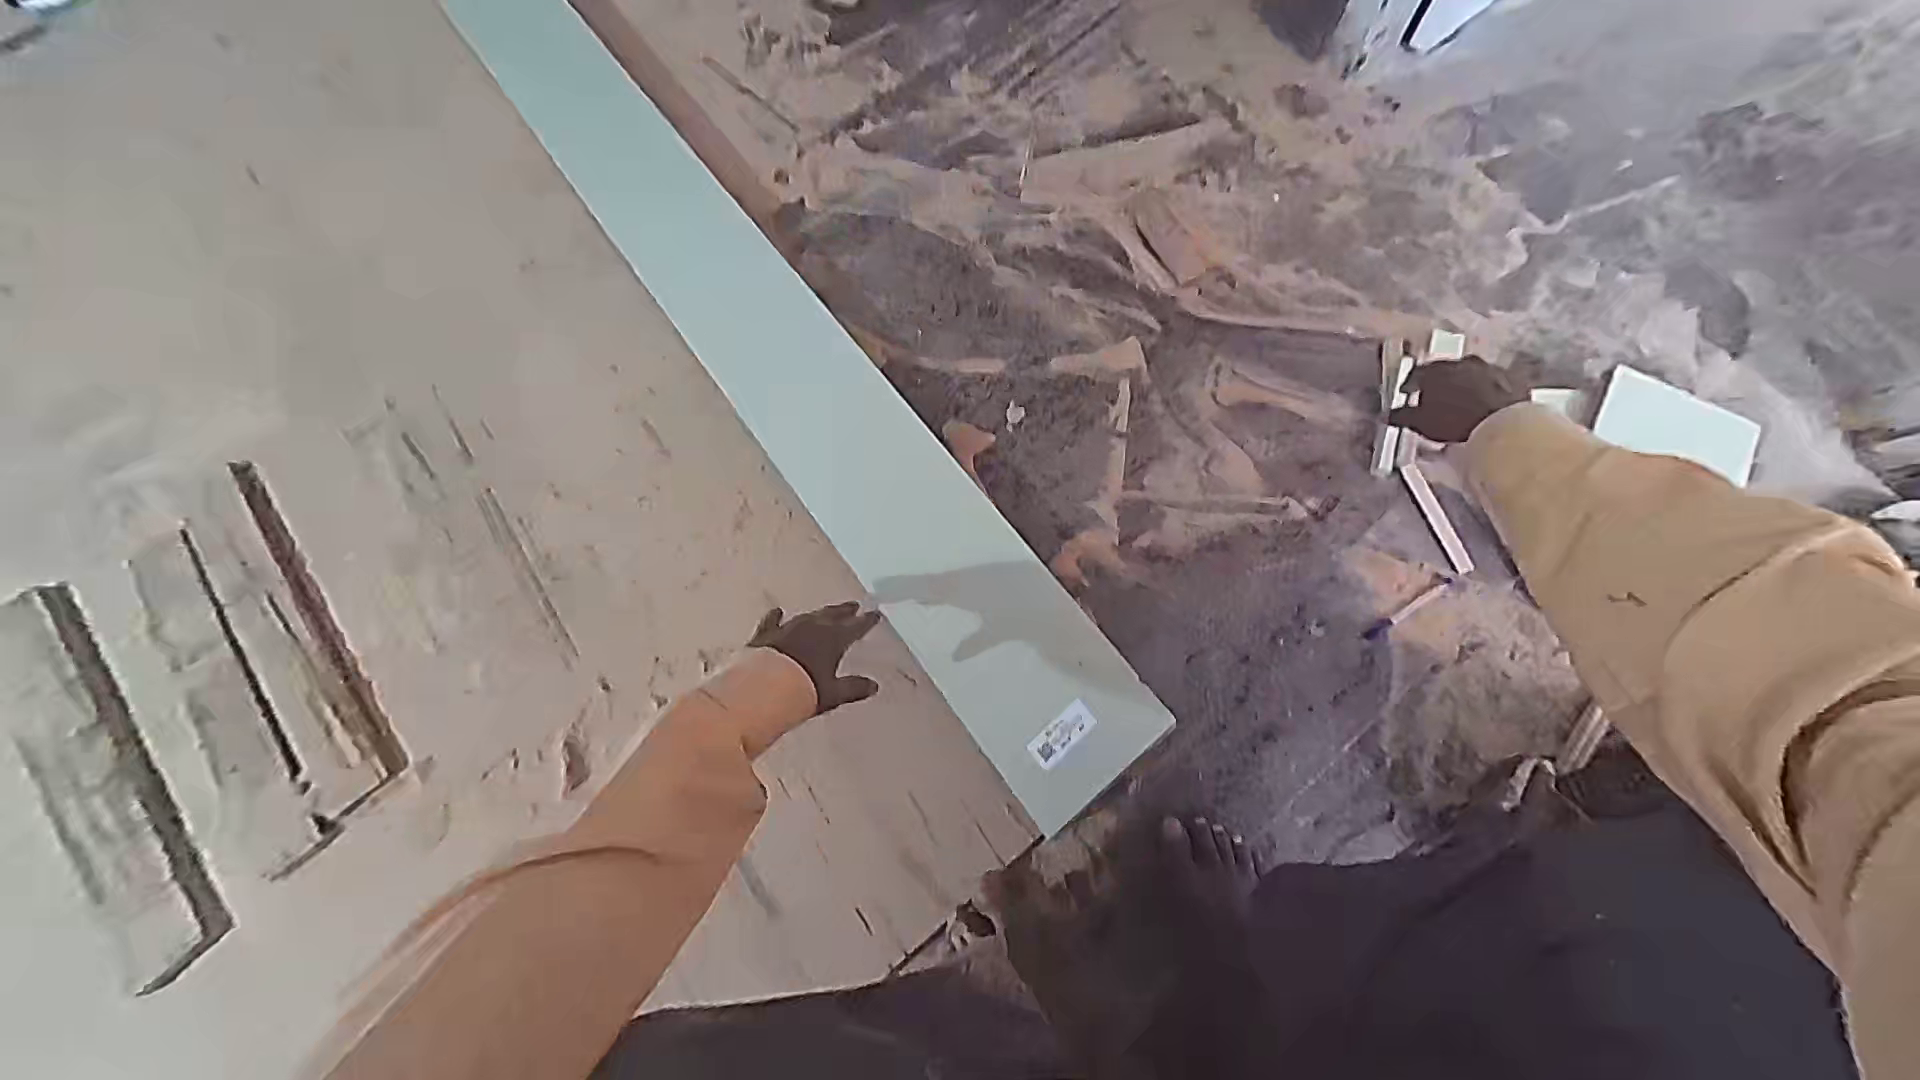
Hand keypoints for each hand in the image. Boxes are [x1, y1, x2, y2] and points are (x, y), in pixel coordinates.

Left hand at [749, 602, 882, 713]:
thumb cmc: (801, 692)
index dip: (866, 621)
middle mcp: (812, 628)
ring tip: (826, 611)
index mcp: (833, 639)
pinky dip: (776, 617)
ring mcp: (788, 629)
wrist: (761, 691)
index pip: (855, 626)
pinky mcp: (766, 635)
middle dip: (844, 611)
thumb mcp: (832, 694)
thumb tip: (873, 687)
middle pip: (833, 615)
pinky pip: (773, 622)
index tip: (874, 614)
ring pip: (808, 616)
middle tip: (853, 606)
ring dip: (819, 614)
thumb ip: (853, 688)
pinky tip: (777, 612)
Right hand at [1387, 356, 1527, 443]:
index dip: (1409, 385)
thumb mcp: (1419, 423)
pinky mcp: (1512, 379)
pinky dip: (1485, 391)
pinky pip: (1493, 382)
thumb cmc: (1456, 422)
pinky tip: (1481, 405)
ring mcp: (1490, 369)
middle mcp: (1463, 363)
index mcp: (1437, 370)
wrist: (1503, 426)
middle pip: (1445, 371)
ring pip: (1470, 375)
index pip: (1416, 373)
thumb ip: (1401, 415)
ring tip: (1458, 404)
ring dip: (1462, 386)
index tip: (1407, 393)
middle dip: (1437, 384)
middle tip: (1432, 399)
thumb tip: (1392, 415)